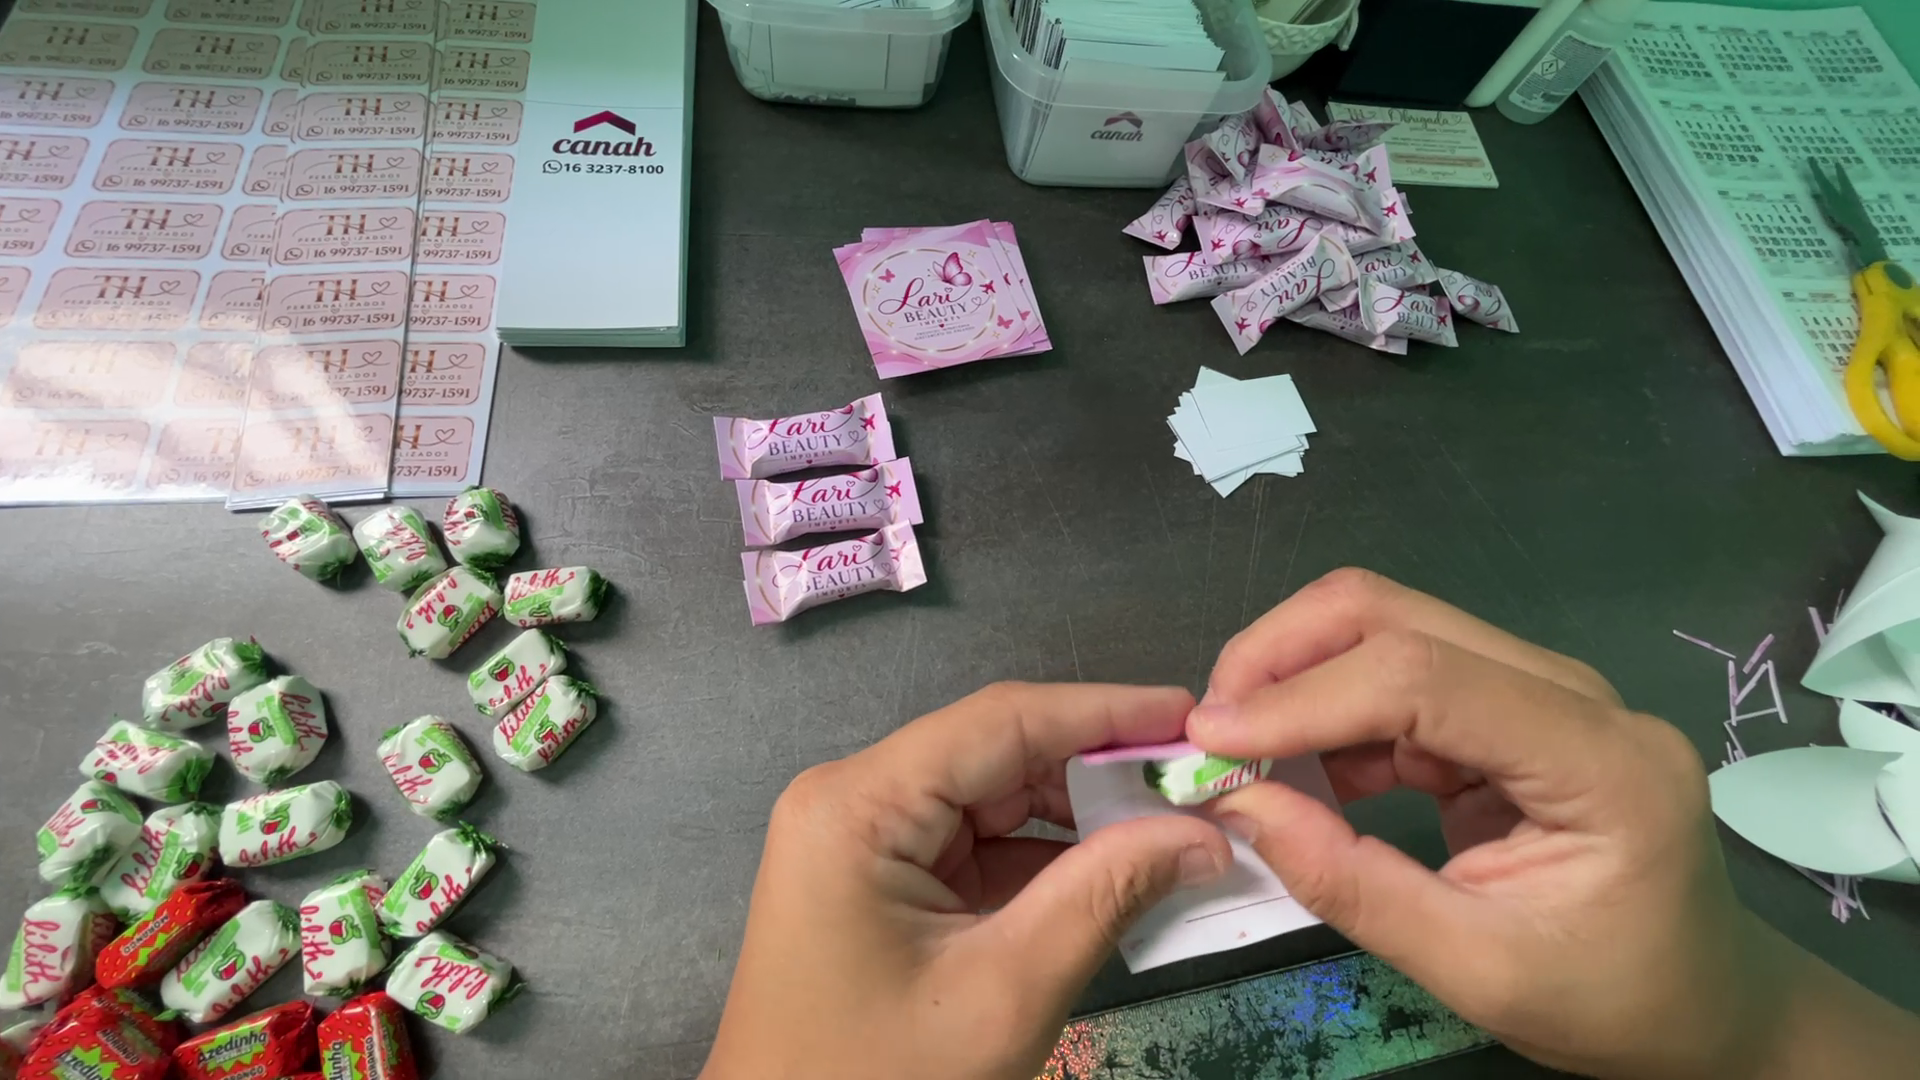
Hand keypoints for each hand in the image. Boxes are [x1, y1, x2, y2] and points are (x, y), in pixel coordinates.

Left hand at [702, 683, 1232, 1079]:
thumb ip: (1105, 897)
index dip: (1102, 710)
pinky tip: (1114, 862)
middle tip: (1192, 776)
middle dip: (1098, 765)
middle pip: (997, 753)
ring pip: (995, 793)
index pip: (1000, 722)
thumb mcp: (1003, 995)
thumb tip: (1202, 835)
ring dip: (1080, 810)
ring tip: (1169, 818)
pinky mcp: (887, 868)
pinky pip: (981, 839)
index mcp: (860, 802)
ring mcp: (869, 830)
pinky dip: (1048, 853)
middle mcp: (857, 794)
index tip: (1187, 710)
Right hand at [1188, 568, 1919, 1079]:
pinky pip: (1374, 667)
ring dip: (1284, 670)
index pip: (1419, 678)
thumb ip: (1350, 886)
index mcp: (1595, 758)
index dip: (1300, 698)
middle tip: (1214, 725)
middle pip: (1383, 610)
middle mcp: (1559, 687)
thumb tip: (1235, 802)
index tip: (1210, 741)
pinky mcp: (1483, 694)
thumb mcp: (1478, 973)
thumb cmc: (1611, 998)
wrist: (1702, 998)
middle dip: (1275, 654)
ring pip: (1369, 619)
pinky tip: (1296, 762)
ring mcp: (1521, 680)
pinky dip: (1313, 704)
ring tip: (1240, 744)